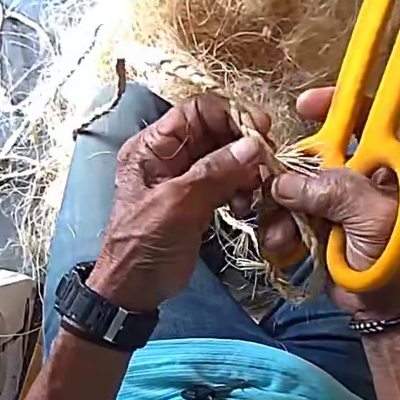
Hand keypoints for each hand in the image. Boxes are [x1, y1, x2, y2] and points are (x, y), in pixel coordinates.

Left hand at [89, 93, 269, 311]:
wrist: (134, 289)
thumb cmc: (144, 245)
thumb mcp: (177, 204)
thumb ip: (214, 172)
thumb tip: (254, 145)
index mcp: (151, 147)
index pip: (197, 110)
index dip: (231, 115)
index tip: (260, 132)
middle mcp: (168, 156)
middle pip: (216, 132)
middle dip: (243, 146)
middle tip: (265, 165)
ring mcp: (184, 178)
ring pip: (226, 158)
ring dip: (245, 171)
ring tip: (252, 191)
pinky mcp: (198, 200)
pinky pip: (227, 182)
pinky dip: (240, 190)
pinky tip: (243, 206)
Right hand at [259, 87, 399, 318]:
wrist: (390, 312)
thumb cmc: (398, 261)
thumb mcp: (375, 219)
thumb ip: (334, 191)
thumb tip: (283, 182)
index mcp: (395, 161)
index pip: (367, 115)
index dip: (336, 105)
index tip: (301, 107)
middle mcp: (367, 175)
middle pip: (318, 155)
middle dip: (291, 176)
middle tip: (273, 195)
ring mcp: (343, 202)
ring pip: (297, 188)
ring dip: (280, 212)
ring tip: (280, 238)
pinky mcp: (323, 226)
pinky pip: (291, 216)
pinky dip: (281, 231)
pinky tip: (282, 248)